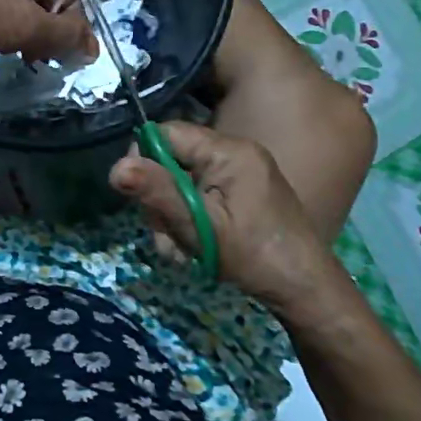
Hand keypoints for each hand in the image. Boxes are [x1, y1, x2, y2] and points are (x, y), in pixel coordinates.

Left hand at [0, 0, 97, 63]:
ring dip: (33, 36)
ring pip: (29, 10)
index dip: (74, 31)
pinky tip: (5, 47)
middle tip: (41, 58)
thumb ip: (68, 37)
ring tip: (24, 55)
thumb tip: (94, 50)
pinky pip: (8, 12)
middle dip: (51, 34)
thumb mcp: (32, 27)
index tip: (68, 60)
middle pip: (51, 4)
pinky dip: (13, 31)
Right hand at [109, 121, 342, 312]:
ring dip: (174, 213)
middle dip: (161, 196)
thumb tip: (116, 167)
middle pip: (174, 158)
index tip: (139, 196)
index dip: (144, 159)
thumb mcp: (200, 227)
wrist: (304, 287)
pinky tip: (195, 245)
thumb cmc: (253, 256)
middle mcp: (236, 150)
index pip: (167, 133)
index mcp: (228, 150)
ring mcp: (243, 170)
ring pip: (185, 179)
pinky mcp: (245, 188)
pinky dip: (192, 215)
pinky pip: (204, 191)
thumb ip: (158, 194)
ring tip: (181, 248)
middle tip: (166, 234)